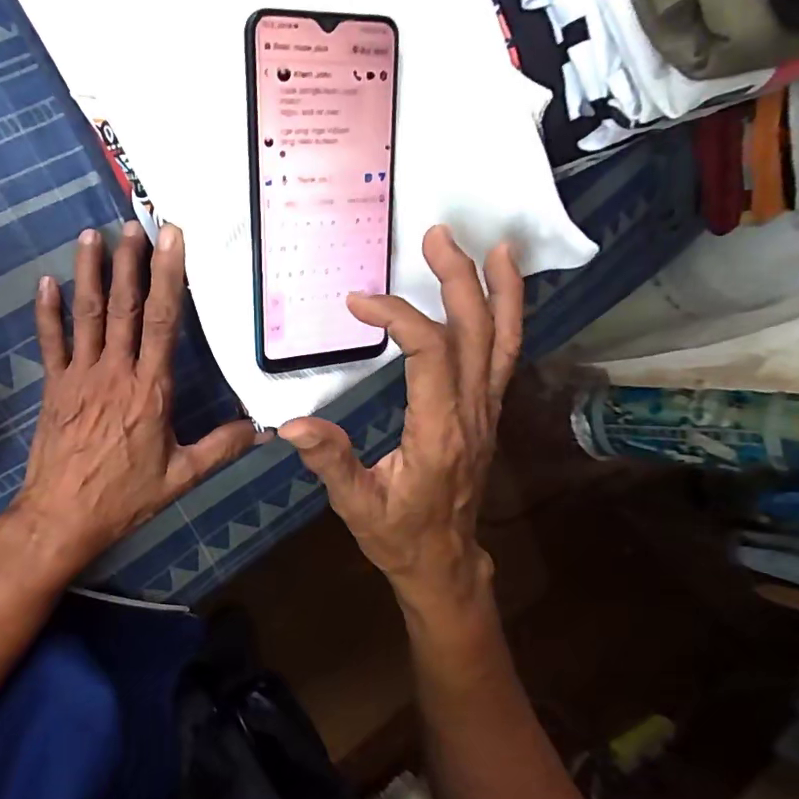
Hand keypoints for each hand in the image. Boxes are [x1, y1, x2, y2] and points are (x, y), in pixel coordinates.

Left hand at [6, 223, 260, 580]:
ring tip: (92, 236)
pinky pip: (50, 342)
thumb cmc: (124, 498)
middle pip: (124, 306)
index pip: (163, 322)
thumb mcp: (180, 477)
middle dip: (130, 261)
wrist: (61, 518)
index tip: (172, 240)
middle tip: (134, 223)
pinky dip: (47, 311)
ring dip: (89, 272)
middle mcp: (114, 372)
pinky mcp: (54, 387)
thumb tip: (262, 429)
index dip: (168, 277)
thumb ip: (221, 448)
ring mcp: (79, 376)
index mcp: (150, 389)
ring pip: (85, 315)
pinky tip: (46, 282)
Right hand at [279, 225, 522, 608]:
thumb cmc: (397, 534)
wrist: (444, 561)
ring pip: (504, 341)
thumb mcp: (357, 505)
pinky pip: (505, 356)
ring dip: (499, 291)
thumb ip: (331, 462)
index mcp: (438, 432)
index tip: (358, 302)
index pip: (430, 355)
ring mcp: (487, 411)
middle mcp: (472, 413)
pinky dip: (507, 317)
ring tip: (494, 246)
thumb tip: (291, 426)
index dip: (398, 318)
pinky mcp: (487, 411)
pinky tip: (500, 291)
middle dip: (458, 281)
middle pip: (476, 334)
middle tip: (435, 237)